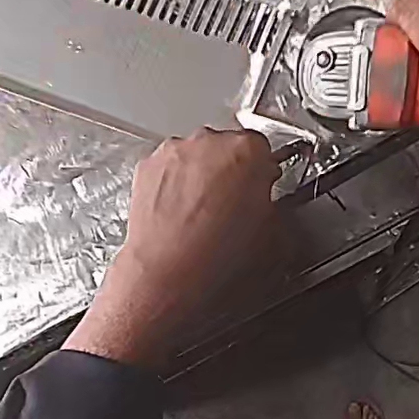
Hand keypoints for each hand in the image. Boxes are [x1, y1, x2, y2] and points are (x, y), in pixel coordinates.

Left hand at [64, 129, 279, 367]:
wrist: (168, 277)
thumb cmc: (215, 259)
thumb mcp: (271, 236)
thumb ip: (273, 207)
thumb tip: (268, 208)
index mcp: (248, 151)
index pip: (262, 149)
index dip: (261, 172)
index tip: (259, 188)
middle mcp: (209, 142)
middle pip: (225, 148)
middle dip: (229, 172)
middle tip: (230, 206)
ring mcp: (174, 152)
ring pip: (194, 156)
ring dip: (199, 177)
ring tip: (201, 215)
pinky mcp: (146, 167)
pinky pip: (166, 169)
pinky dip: (172, 185)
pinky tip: (178, 215)